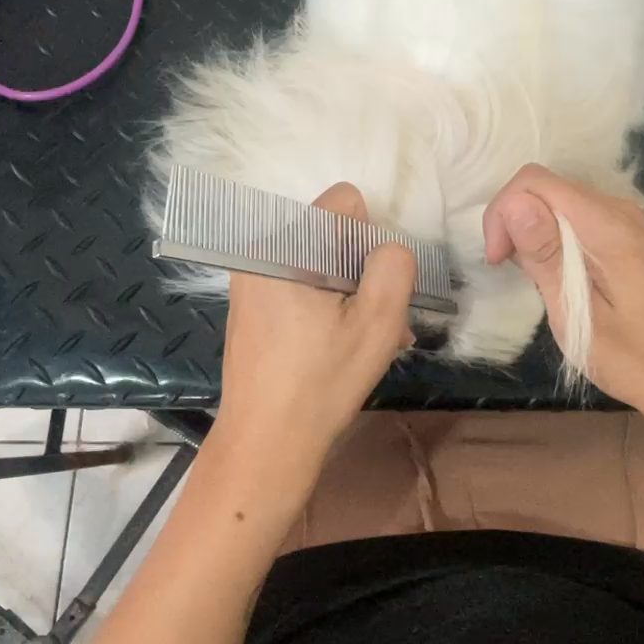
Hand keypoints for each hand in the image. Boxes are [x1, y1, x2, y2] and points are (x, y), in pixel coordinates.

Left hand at [216, 183, 416, 472]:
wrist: (264, 442)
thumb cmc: (321, 382)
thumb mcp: (377, 323)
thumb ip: (394, 267)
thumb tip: (387, 248)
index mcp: (283, 245)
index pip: (344, 201)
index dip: (368, 239)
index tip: (367, 287)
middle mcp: (258, 250)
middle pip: (329, 231)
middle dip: (360, 268)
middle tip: (375, 321)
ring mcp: (249, 277)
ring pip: (317, 259)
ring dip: (347, 290)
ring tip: (365, 339)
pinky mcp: (249, 303)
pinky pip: (297, 281)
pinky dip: (322, 304)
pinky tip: (338, 344)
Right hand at [482, 164, 643, 413]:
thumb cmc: (632, 359)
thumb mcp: (578, 315)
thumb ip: (546, 256)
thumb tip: (515, 203)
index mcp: (607, 226)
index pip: (536, 182)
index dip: (504, 212)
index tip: (497, 260)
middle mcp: (616, 211)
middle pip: (544, 186)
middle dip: (512, 220)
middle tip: (507, 271)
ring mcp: (622, 221)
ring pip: (555, 200)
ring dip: (528, 230)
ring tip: (531, 278)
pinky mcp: (622, 235)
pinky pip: (571, 217)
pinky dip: (548, 237)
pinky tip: (552, 274)